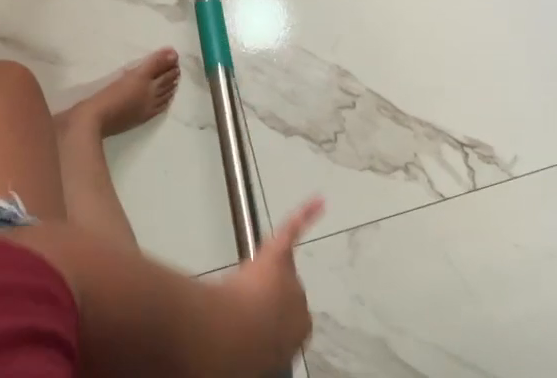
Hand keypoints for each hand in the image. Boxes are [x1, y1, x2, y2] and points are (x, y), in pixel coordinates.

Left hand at [215, 197, 324, 373]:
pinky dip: (305, 214)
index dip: (266, 318)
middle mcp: (301, 304)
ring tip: (240, 289)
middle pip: (281, 294)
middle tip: (238, 308)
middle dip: (262, 297)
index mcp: (299, 332)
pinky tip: (319, 200)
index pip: (286, 320)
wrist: (236, 333)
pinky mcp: (278, 254)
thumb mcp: (251, 357)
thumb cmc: (241, 351)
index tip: (250, 321)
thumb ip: (254, 345)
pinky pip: (293, 230)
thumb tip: (239, 346)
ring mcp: (290, 278)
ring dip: (261, 276)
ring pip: (276, 271)